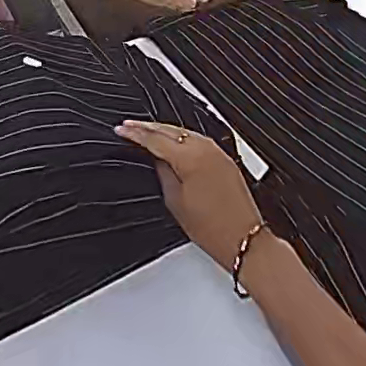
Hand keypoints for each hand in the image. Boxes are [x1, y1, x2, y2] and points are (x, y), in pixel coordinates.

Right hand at [116, 120, 265, 268]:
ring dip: (163, 130)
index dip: (135, 132)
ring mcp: (217, 152)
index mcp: (189, 158)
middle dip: (146, 127)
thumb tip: (156, 157)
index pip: (154, 138)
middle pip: (169, 129)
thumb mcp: (174, 201)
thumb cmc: (212, 228)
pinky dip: (180, 137)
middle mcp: (205, 149)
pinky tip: (171, 141)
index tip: (121, 129)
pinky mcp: (225, 159)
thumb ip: (162, 172)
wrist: (244, 239)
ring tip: (146, 131)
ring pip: (183, 131)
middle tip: (129, 126)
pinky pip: (196, 139)